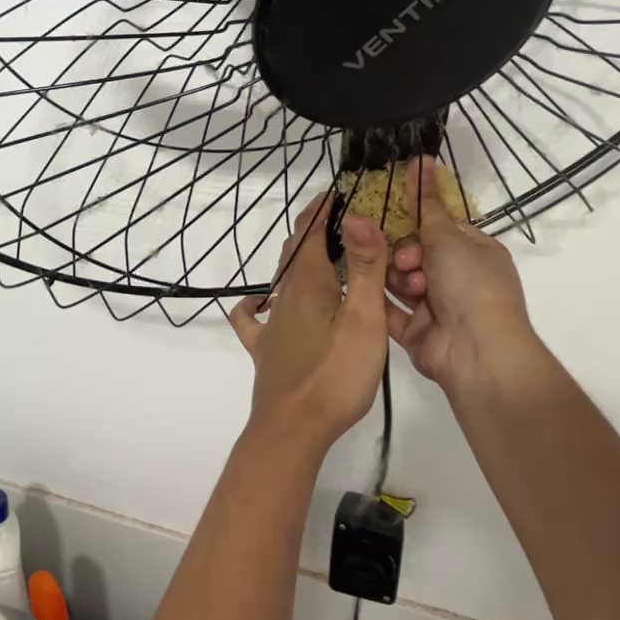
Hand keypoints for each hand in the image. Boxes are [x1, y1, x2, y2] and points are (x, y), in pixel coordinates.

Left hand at [228, 193, 391, 452]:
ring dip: (299, 261)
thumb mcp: (364, 319)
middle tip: (342, 220)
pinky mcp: (265, 351)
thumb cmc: (335, 373)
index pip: (311, 231)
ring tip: (321, 256)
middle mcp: (284, 296)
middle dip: (315, 230)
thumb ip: (365, 268)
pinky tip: (259, 306)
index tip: (341, 191)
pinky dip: (257, 303)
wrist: (293, 428)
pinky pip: (254, 317)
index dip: (325, 208)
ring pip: (281, 280)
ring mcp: (270, 324)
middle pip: (296, 251)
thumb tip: (358, 216)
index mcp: (309, 283)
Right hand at [384, 158, 538, 388]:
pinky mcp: (413, 330)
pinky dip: (379, 298)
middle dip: (406, 252)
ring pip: (398, 278)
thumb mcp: (450, 237)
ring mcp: (434, 306)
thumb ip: (427, 202)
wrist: (476, 352)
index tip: (394, 211)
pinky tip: (365, 286)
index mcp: (474, 254)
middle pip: (413, 251)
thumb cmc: (471, 287)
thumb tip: (423, 158)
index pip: (438, 227)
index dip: (418, 220)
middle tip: (409, 260)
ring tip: (408, 286)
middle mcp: (455, 278)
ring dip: (398, 277)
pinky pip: (388, 307)